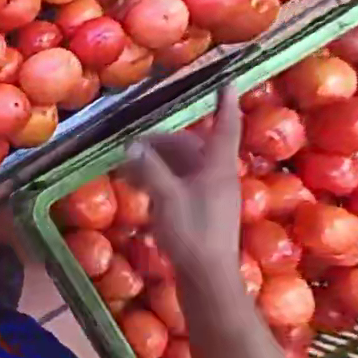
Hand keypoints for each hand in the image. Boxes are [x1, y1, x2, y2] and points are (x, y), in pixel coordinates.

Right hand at [123, 83, 245, 290]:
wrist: (207, 277)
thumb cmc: (192, 232)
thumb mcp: (167, 197)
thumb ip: (149, 169)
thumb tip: (133, 146)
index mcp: (216, 168)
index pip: (224, 128)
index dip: (225, 104)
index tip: (228, 80)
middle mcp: (217, 177)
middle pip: (192, 148)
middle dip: (164, 142)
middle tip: (133, 143)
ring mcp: (210, 196)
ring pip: (183, 167)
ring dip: (157, 162)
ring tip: (129, 166)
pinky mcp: (200, 213)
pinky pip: (179, 185)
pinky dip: (159, 180)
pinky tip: (139, 187)